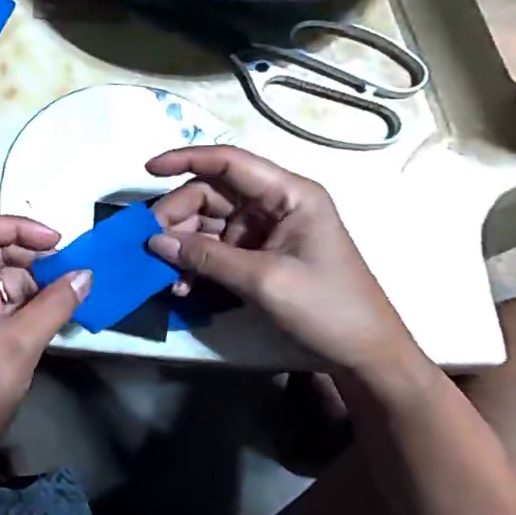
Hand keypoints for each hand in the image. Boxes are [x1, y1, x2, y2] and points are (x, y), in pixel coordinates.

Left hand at [0, 216, 89, 456]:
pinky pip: (7, 294)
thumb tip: (88, 273)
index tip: (58, 243)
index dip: (23, 229)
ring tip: (69, 290)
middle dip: (35, 256)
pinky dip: (32, 297)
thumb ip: (56, 303)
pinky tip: (57, 305)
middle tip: (70, 269)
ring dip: (37, 278)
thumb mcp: (21, 342)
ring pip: (6, 272)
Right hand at [146, 146, 420, 378]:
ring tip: (166, 275)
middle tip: (150, 245)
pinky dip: (200, 263)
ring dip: (186, 245)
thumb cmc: (326, 308)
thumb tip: (155, 242)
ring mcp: (269, 230)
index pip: (230, 162)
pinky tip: (183, 286)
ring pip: (213, 222)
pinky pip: (221, 249)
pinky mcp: (263, 255)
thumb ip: (208, 258)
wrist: (366, 355)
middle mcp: (277, 203)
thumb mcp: (264, 281)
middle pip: (215, 193)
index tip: (149, 169)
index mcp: (289, 193)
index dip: (186, 159)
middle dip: (180, 215)